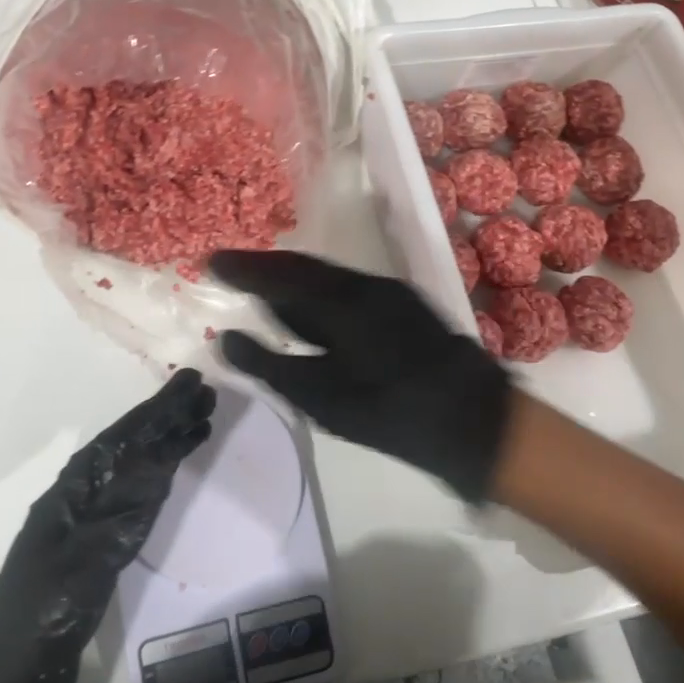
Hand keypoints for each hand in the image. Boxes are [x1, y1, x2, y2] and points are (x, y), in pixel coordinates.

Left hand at [0, 368, 216, 682]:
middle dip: (166, 418)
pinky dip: (161, 475)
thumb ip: (124, 513)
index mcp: (76, 486)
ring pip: (136, 465)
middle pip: (131, 444)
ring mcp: (92, 515)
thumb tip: (161, 464)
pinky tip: (177, 465)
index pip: (123, 436)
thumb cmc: (46, 606)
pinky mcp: (102, 540)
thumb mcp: (86, 559)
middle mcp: (84, 490)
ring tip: (203, 420)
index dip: (157, 409)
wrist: (14, 662)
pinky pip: (139, 493)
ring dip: (167, 441)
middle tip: (204, 393)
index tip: (189, 384)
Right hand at [209, 250, 512, 503]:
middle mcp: (363, 285)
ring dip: (288, 278)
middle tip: (226, 269)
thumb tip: (224, 339)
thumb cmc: (392, 414)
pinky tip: (304, 307)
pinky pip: (344, 286)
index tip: (208, 262)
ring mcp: (387, 292)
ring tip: (257, 286)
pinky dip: (314, 290)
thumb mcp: (323, 400)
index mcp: (341, 302)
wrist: (475, 421)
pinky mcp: (401, 305)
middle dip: (261, 268)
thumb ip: (270, 367)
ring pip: (325, 275)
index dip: (241, 268)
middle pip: (301, 267)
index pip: (279, 275)